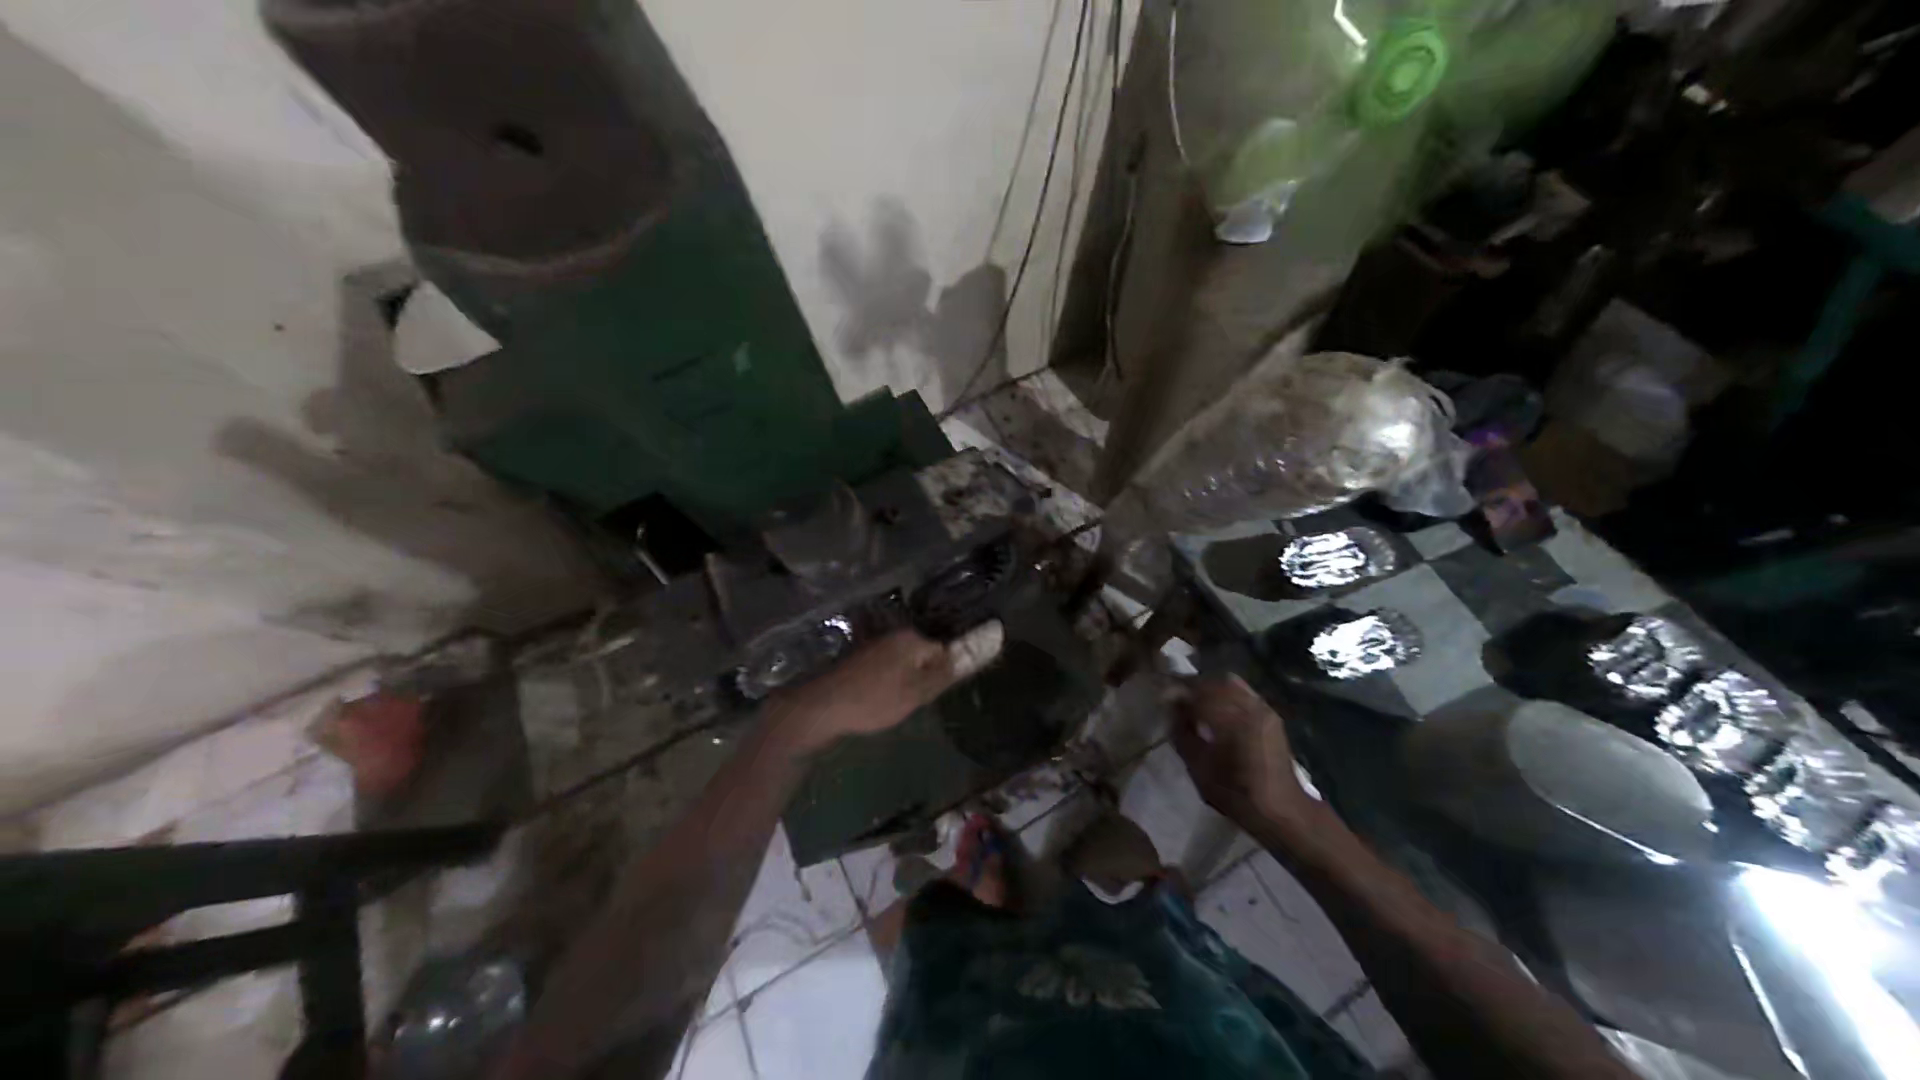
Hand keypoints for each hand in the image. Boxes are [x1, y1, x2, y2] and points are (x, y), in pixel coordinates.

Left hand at [766, 624, 1001, 751]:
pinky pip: (887, 665)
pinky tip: (882, 698)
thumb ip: (948, 672)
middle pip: (925, 652)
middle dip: (927, 674)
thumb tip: (981, 649)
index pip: (946, 649)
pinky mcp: (859, 657)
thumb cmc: (873, 700)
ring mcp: (874, 643)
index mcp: (912, 638)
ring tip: (900, 702)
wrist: (819, 707)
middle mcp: (894, 634)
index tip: (938, 693)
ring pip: (905, 660)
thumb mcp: (918, 692)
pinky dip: (890, 680)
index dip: (947, 673)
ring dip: (908, 679)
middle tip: (919, 701)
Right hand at [1170, 674, 1311, 828]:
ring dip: (1210, 688)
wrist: (1280, 809)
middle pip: (1214, 681)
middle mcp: (1250, 706)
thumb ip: (1182, 733)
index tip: (1163, 697)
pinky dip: (1226, 693)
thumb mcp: (1198, 767)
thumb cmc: (1236, 792)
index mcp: (1231, 718)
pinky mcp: (1271, 715)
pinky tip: (1218, 709)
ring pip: (1231, 684)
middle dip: (1192, 686)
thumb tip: (1171, 708)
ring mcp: (1263, 708)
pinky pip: (1244, 693)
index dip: (1177, 690)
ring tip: (1196, 702)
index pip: (1197, 691)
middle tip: (1176, 698)